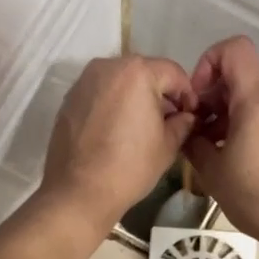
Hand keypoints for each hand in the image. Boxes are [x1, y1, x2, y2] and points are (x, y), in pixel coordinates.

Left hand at [38, 54, 196, 231]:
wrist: (79, 192)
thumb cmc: (130, 167)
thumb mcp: (167, 146)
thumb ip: (182, 123)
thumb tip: (186, 116)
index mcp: (137, 72)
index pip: (173, 73)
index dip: (187, 94)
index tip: (191, 115)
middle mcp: (107, 66)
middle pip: (143, 73)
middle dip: (159, 93)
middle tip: (167, 120)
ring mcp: (84, 81)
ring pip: (119, 82)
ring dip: (134, 98)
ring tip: (140, 126)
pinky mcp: (68, 99)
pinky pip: (99, 94)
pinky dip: (112, 105)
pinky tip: (116, 130)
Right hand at [182, 36, 258, 249]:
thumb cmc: (257, 196)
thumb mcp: (213, 172)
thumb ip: (194, 143)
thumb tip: (188, 132)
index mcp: (256, 100)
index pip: (234, 49)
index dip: (208, 62)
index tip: (197, 97)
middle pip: (240, 78)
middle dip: (212, 97)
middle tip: (195, 131)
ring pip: (251, 101)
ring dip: (226, 117)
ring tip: (210, 151)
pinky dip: (244, 129)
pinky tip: (233, 162)